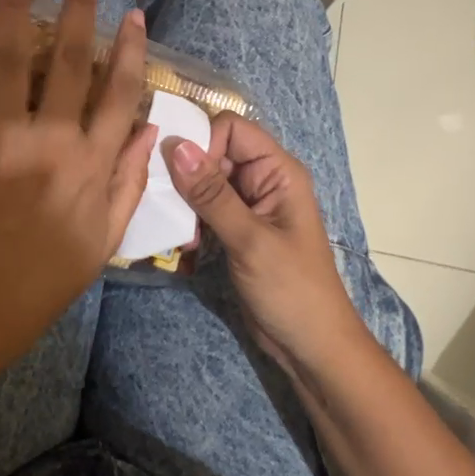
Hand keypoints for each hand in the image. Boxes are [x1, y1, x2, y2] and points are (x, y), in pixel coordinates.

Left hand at [0, 0, 156, 363]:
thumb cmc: (44, 280)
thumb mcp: (103, 240)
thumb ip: (128, 183)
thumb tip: (147, 131)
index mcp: (91, 166)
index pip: (121, 94)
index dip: (131, 50)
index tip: (134, 14)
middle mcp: (51, 143)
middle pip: (70, 61)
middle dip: (80, 7)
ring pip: (8, 60)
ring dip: (12, 7)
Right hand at [164, 115, 366, 374]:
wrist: (311, 346)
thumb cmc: (291, 290)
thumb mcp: (249, 240)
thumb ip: (211, 194)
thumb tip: (175, 146)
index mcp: (278, 171)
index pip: (231, 129)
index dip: (202, 142)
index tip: (174, 171)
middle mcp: (262, 181)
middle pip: (213, 153)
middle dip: (186, 174)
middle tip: (162, 202)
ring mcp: (248, 207)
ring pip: (204, 183)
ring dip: (184, 202)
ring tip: (176, 229)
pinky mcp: (235, 231)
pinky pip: (204, 210)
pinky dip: (190, 222)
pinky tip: (181, 243)